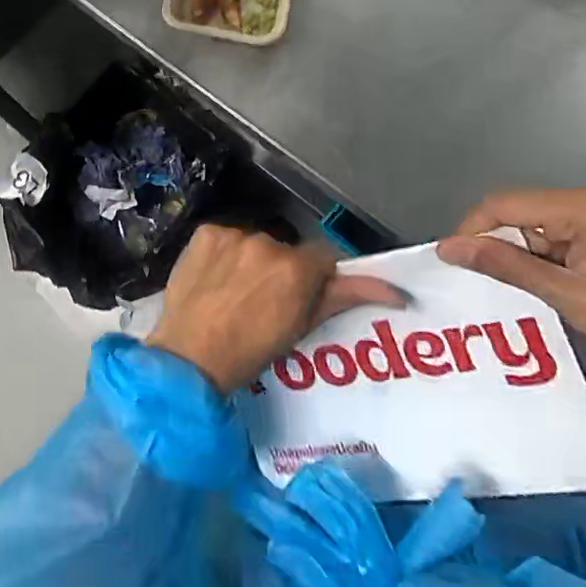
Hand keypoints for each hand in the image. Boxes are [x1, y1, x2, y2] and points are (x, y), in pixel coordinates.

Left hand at [148, 224, 405, 392]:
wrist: (190, 353)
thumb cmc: (251, 349)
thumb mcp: (302, 327)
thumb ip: (344, 298)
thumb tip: (395, 291)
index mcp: (297, 267)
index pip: (324, 256)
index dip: (317, 276)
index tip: (305, 295)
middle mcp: (265, 243)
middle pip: (285, 250)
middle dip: (282, 270)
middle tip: (266, 301)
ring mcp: (230, 235)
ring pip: (252, 243)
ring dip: (251, 260)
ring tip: (235, 292)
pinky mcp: (203, 234)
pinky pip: (223, 238)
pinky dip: (222, 253)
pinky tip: (214, 278)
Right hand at [437, 187, 585, 389]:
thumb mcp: (577, 300)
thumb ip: (508, 268)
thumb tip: (447, 248)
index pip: (502, 205)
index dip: (472, 233)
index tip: (458, 266)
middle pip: (523, 213)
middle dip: (506, 249)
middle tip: (502, 289)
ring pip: (545, 227)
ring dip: (534, 259)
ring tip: (542, 296)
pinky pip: (573, 236)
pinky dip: (559, 261)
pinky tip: (568, 291)